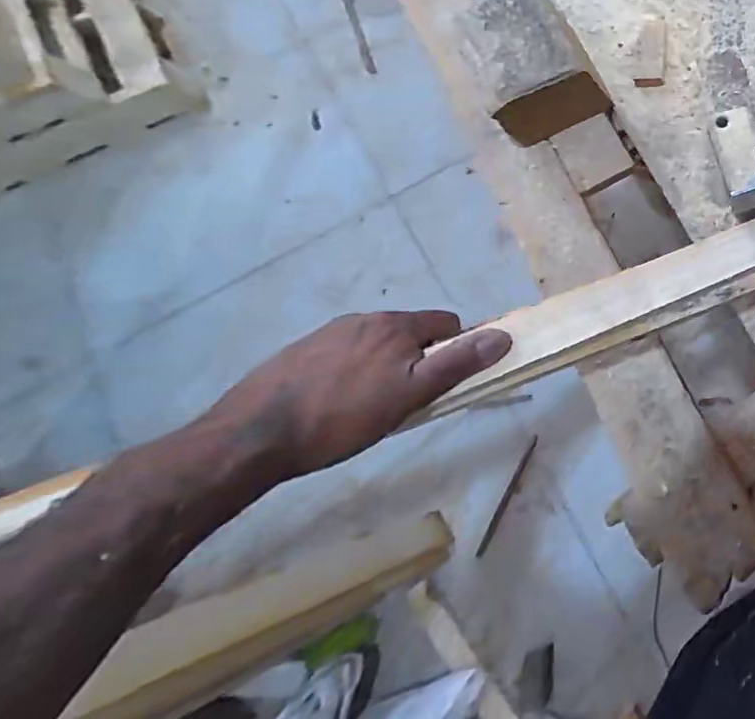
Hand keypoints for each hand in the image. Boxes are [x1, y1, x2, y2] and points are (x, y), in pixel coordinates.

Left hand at [200, 311, 511, 480]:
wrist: (252, 435)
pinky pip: (343, 353)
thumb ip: (458, 364)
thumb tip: (502, 335)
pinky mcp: (300, 350)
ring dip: (383, 364)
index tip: (439, 384)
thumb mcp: (410, 396)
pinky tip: (332, 402)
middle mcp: (365, 319)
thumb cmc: (342, 417)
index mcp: (396, 325)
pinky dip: (350, 370)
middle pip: (411, 332)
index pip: (447, 324)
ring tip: (365, 406)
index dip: (453, 351)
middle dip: (417, 358)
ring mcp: (329, 332)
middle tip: (404, 400)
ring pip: (376, 343)